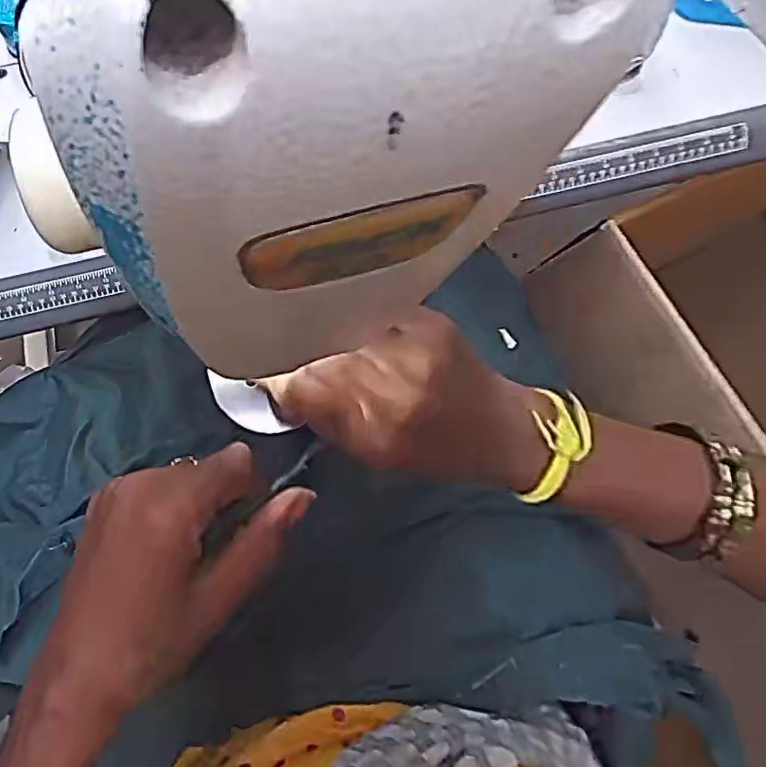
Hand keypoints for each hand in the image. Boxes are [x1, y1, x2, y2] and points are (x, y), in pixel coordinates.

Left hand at [28, 444, 314, 728]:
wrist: (79, 671)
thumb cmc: (154, 643)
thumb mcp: (218, 598)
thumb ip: (262, 540)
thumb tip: (301, 494)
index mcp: (170, 501)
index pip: (236, 460)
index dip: (251, 493)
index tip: (238, 536)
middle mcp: (140, 479)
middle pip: (206, 467)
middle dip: (219, 501)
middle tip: (206, 558)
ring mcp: (115, 486)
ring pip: (181, 474)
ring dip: (192, 503)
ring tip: (177, 559)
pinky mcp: (101, 498)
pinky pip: (152, 483)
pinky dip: (165, 505)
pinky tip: (153, 552)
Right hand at [261, 308, 547, 490]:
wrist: (504, 427)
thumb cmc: (437, 452)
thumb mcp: (376, 455)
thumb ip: (327, 420)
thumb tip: (282, 388)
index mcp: (377, 425)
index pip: (300, 385)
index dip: (273, 377)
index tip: (261, 374)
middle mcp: (393, 380)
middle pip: (314, 351)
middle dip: (290, 351)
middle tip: (278, 349)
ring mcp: (411, 342)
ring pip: (336, 325)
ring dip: (316, 331)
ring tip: (309, 333)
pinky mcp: (426, 318)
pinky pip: (366, 310)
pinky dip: (349, 317)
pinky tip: (345, 320)